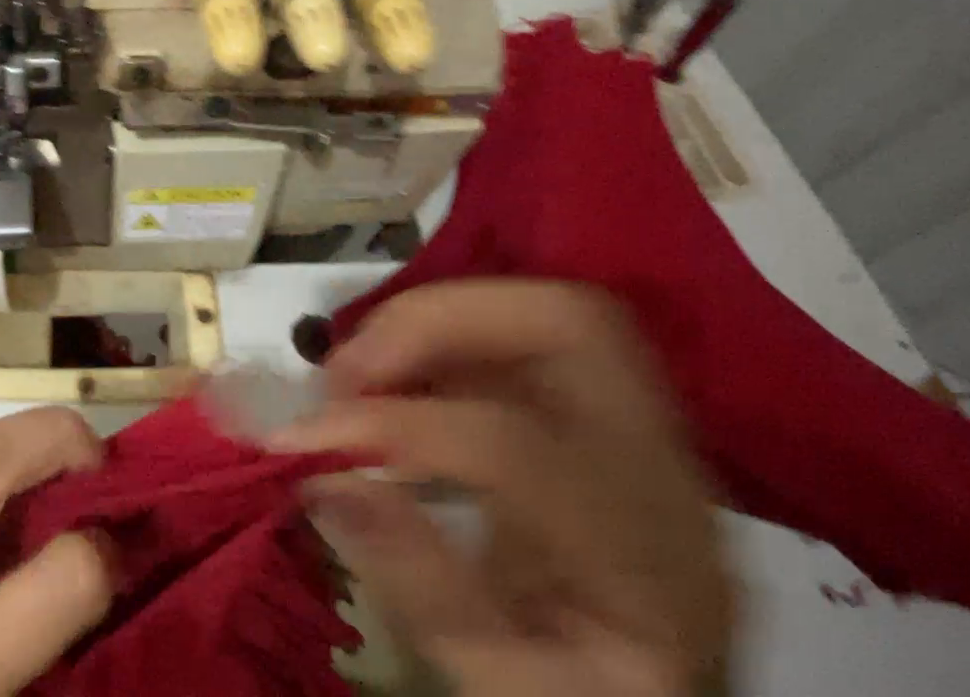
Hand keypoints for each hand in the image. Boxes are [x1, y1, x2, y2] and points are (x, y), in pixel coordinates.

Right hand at [275, 279, 734, 696]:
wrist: (666, 696)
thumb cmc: (578, 690)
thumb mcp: (499, 678)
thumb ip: (417, 584)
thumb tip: (322, 480)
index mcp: (644, 556)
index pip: (511, 444)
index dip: (392, 425)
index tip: (303, 439)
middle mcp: (664, 470)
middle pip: (566, 324)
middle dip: (432, 322)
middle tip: (346, 372)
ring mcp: (646, 431)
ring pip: (545, 312)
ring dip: (432, 323)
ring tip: (358, 372)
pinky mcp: (608, 414)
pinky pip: (524, 337)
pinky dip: (446, 340)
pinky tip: (397, 381)